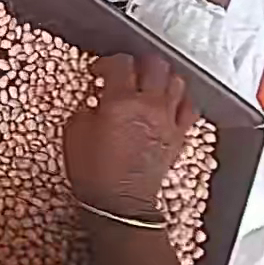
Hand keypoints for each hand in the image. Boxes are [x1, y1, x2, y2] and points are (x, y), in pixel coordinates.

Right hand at [64, 54, 198, 217]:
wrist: (118, 202)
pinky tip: (168, 102)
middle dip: (138, 62)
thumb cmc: (92, 171)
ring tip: (148, 83)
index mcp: (120, 102)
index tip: (98, 71)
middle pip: (154, 65)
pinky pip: (189, 107)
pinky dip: (179, 99)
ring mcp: (167, 120)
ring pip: (176, 81)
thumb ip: (86, 107)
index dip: (106, 62)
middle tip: (126, 70)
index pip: (119, 64)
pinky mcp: (178, 135)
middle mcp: (149, 105)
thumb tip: (94, 100)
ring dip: (161, 77)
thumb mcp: (74, 133)